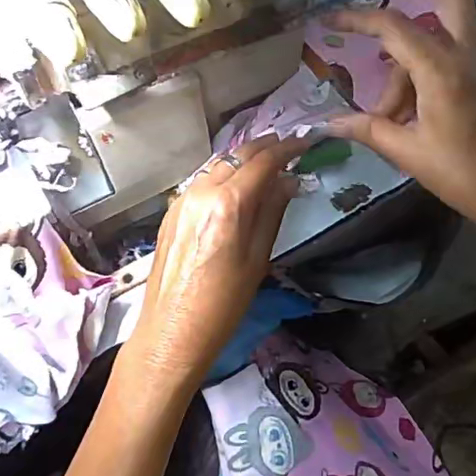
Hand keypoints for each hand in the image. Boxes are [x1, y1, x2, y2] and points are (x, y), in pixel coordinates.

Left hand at [122, 134, 310, 387]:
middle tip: (289, 147)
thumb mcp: (258, 260)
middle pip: (237, 156)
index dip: (287, 148)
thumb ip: (272, 212)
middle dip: (265, 148)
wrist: (171, 333)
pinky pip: (202, 181)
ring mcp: (181, 200)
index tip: (305, 142)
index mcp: (227, 204)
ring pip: (217, 165)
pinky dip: (223, 174)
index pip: (262, 161)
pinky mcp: (171, 211)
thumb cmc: (222, 305)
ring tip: (266, 164)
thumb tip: (288, 180)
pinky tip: (235, 185)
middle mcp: (200, 192)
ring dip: (242, 159)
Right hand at [325, 0, 475, 262]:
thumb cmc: (467, 176)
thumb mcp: (408, 153)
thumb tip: (327, 123)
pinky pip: (445, 51)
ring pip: (443, 22)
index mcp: (443, 70)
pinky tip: (399, 113)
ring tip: (383, 110)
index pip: (393, 24)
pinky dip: (417, 66)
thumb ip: (366, 130)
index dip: (356, 15)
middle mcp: (464, 54)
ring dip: (406, 45)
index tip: (326, 14)